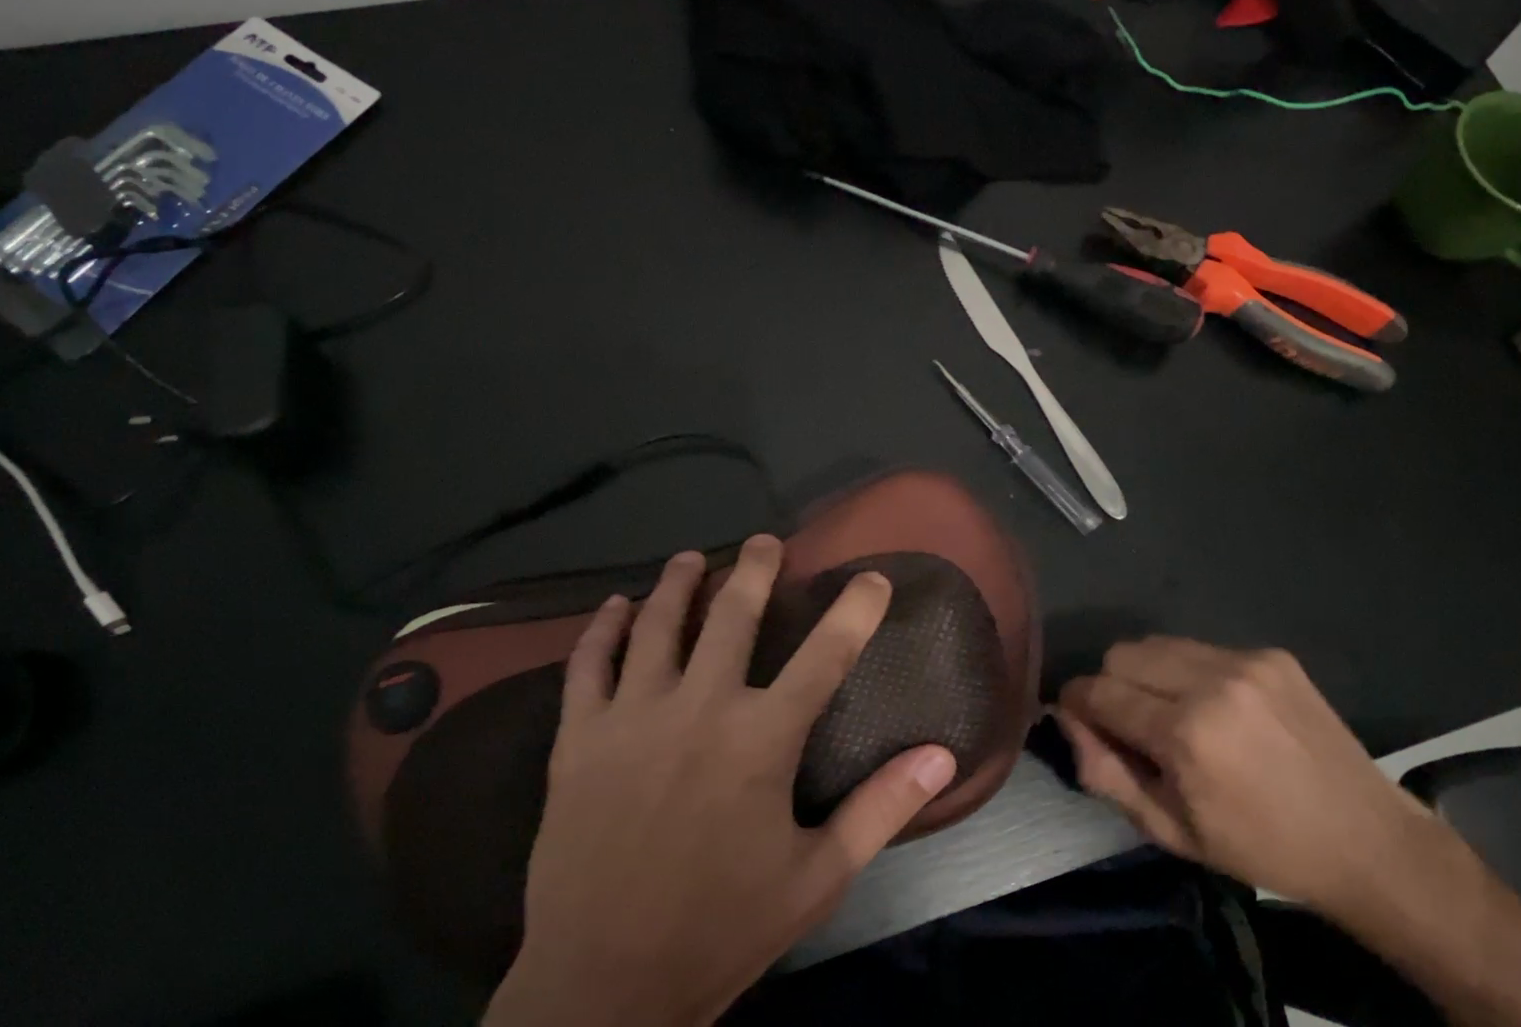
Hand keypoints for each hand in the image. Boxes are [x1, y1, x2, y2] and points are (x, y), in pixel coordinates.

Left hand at [484, 535, 957, 1026]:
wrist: (606, 979)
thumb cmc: (722, 927)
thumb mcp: (819, 878)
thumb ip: (880, 808)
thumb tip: (942, 756)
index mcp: (760, 740)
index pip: (823, 656)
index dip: (855, 611)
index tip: (873, 578)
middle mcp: (697, 708)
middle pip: (732, 617)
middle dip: (754, 570)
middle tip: (764, 541)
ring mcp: (630, 717)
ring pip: (658, 626)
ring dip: (678, 584)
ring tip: (692, 558)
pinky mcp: (578, 737)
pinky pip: (588, 664)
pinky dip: (604, 628)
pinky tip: (616, 606)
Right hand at [1054, 637, 1442, 915]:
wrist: (1366, 840)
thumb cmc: (1261, 848)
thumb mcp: (1170, 830)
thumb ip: (1105, 773)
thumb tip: (1067, 723)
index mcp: (1184, 733)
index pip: (1096, 691)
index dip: (1076, 706)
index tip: (1082, 726)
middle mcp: (1211, 683)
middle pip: (1120, 654)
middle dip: (1109, 686)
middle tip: (1129, 725)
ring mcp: (1245, 662)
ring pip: (1157, 643)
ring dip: (1147, 674)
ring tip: (1171, 714)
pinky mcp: (1272, 655)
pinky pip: (1200, 649)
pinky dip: (1189, 673)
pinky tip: (1216, 709)